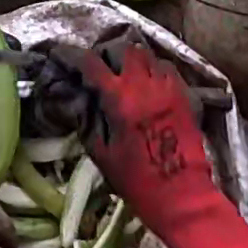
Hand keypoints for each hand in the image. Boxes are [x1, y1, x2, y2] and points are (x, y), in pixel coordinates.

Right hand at [68, 26, 247, 247]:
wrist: (183, 197)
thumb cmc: (136, 179)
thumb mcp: (100, 151)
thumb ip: (86, 119)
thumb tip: (76, 97)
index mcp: (119, 99)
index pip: (91, 63)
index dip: (73, 57)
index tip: (63, 57)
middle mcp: (143, 85)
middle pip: (122, 49)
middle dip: (107, 54)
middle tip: (100, 68)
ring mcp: (167, 89)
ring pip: (147, 56)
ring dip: (132, 60)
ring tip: (124, 73)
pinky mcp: (185, 97)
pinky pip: (167, 69)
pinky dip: (154, 69)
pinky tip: (148, 83)